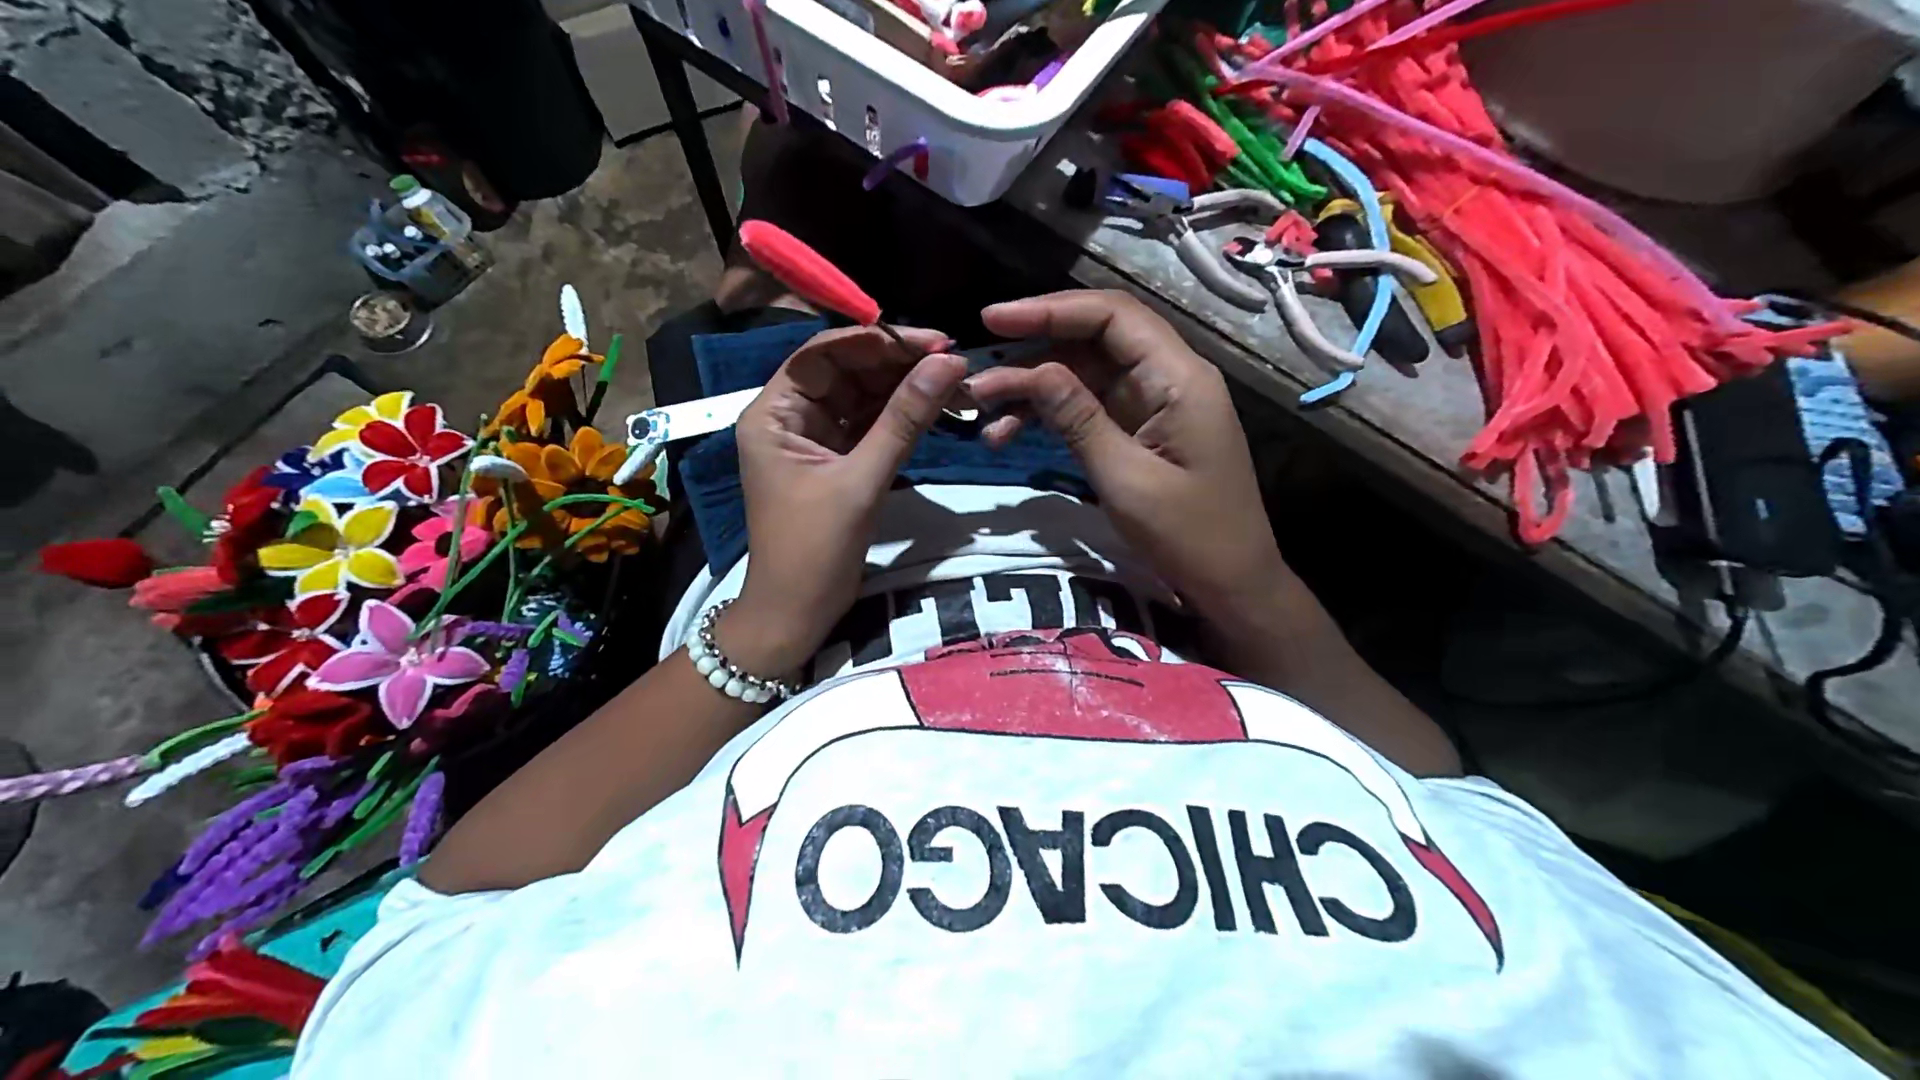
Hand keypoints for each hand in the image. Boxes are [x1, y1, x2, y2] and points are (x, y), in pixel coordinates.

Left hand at [729, 325, 966, 672]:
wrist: (797, 614)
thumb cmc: (814, 548)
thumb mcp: (861, 481)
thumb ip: (904, 420)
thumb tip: (948, 363)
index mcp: (773, 414)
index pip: (822, 355)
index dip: (875, 340)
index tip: (930, 339)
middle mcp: (789, 418)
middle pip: (845, 372)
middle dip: (895, 364)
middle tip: (952, 359)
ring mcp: (814, 441)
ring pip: (861, 398)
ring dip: (902, 389)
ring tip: (952, 379)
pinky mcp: (836, 462)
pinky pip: (868, 426)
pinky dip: (898, 418)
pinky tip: (933, 406)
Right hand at [965, 290, 1284, 625]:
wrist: (1232, 583)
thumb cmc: (1189, 535)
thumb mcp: (1126, 478)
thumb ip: (1079, 418)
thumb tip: (1033, 370)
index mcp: (1178, 377)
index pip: (1111, 317)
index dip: (1050, 310)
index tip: (994, 321)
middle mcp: (1167, 377)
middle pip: (1092, 341)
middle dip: (1032, 352)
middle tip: (977, 376)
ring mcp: (1153, 404)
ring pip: (1084, 375)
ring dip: (1033, 389)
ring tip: (982, 412)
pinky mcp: (1140, 430)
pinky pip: (1088, 407)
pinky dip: (1050, 416)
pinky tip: (1009, 434)